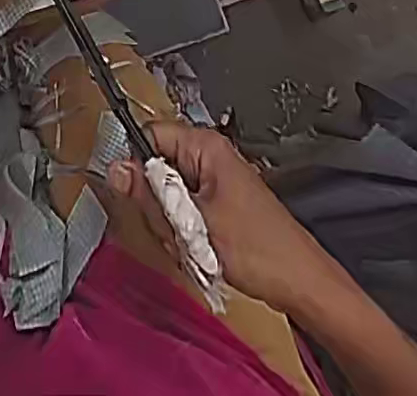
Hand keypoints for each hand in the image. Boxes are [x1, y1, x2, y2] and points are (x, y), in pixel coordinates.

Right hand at [108, 119, 337, 313]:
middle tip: (172, 227)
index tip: (132, 190)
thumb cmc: (258, 248)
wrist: (300, 282)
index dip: (135, 161)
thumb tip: (116, 168)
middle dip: (155, 201)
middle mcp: (208, 154)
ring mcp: (213, 178)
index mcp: (204, 145)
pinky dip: (182, 230)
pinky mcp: (216, 201)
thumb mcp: (192, 221)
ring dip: (169, 222)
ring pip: (167, 192)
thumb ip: (150, 194)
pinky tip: (197, 249)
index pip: (149, 134)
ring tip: (189, 243)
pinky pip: (182, 207)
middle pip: (156, 165)